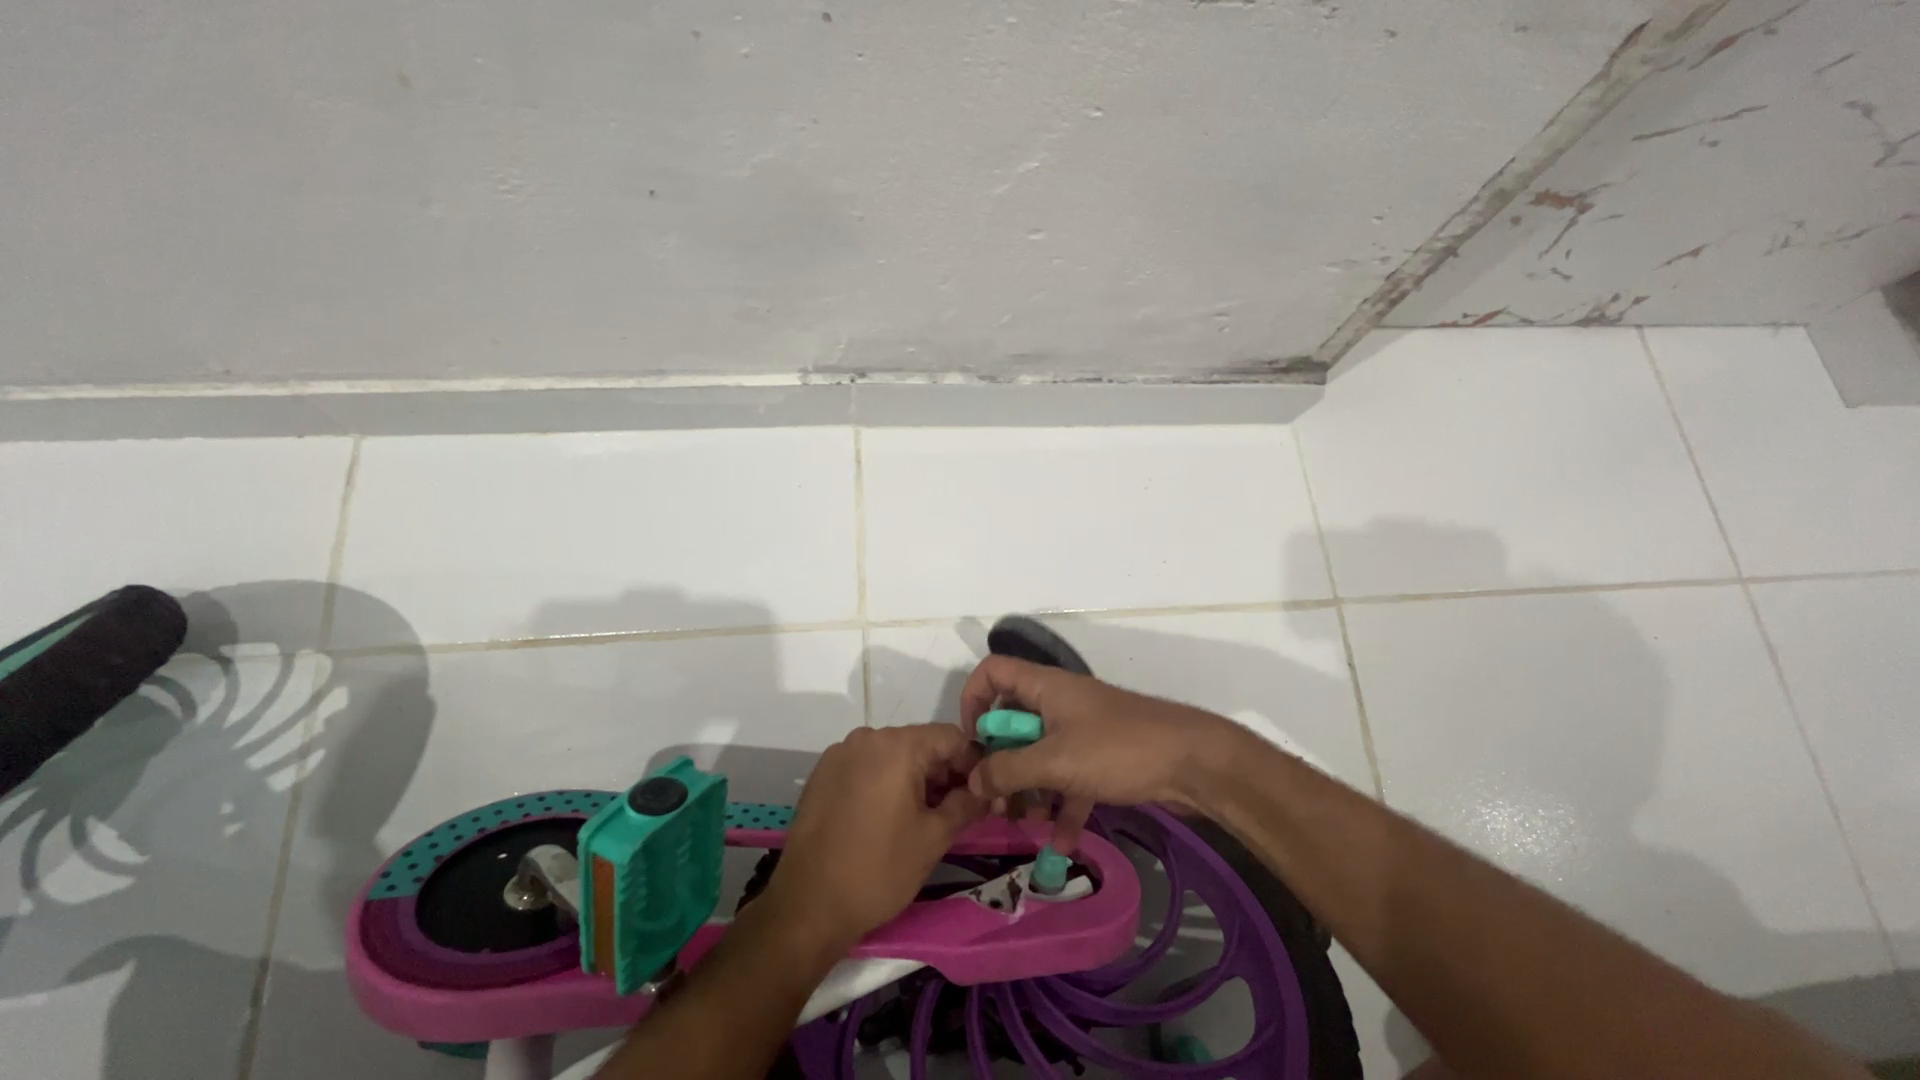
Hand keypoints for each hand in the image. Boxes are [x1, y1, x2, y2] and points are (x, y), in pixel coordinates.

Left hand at [763, 724, 988, 950]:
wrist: (809, 905)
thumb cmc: (879, 869)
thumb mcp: (934, 837)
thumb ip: (967, 804)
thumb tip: (989, 792)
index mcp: (897, 746)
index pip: (951, 737)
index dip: (974, 763)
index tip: (986, 793)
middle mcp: (866, 739)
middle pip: (921, 744)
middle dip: (945, 772)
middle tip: (962, 809)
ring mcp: (839, 755)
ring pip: (893, 756)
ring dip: (916, 779)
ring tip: (929, 817)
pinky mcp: (822, 775)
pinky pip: (867, 768)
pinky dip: (886, 784)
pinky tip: (892, 818)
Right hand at [959, 655, 1254, 852]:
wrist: (1195, 763)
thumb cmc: (1119, 749)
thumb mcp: (1055, 761)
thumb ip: (1008, 770)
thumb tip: (973, 780)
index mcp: (1046, 688)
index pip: (994, 672)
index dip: (974, 700)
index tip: (972, 742)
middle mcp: (1061, 704)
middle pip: (1014, 722)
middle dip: (1000, 761)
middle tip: (992, 798)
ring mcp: (1084, 732)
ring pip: (1041, 756)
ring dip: (1029, 790)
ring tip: (1021, 824)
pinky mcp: (1104, 760)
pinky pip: (1071, 781)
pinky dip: (1064, 808)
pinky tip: (1062, 846)